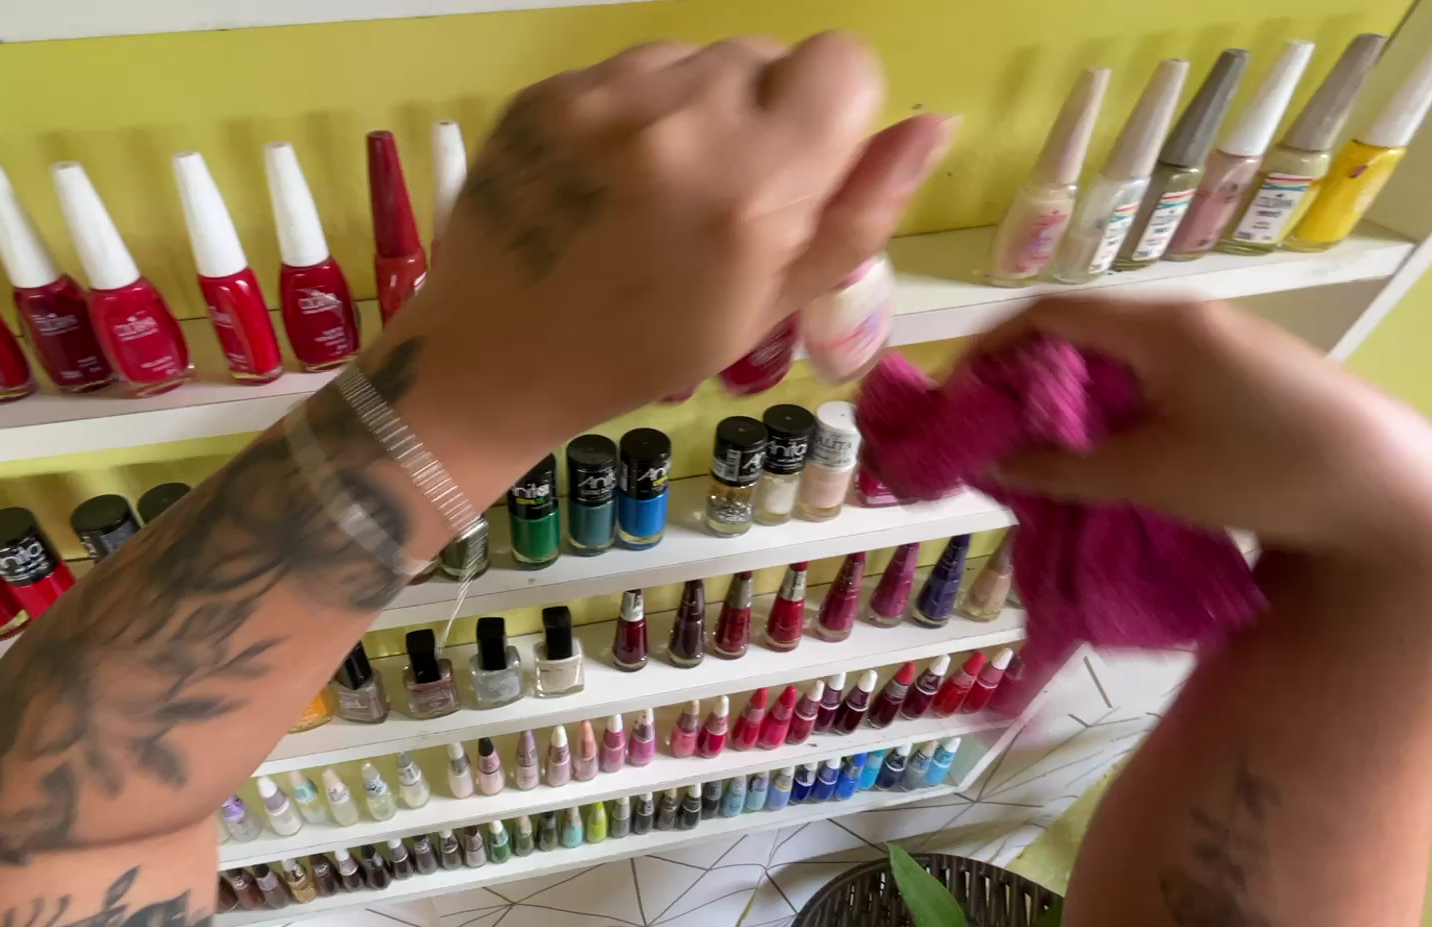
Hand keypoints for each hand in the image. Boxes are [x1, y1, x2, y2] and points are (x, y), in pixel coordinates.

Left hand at [395, 34, 953, 452]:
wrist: (500, 361)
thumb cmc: (637, 355)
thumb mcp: (758, 312)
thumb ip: (852, 222)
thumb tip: (931, 129)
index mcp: (751, 185)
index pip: (845, 67)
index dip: (829, 124)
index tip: (789, 181)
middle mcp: (684, 118)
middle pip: (767, 58)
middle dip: (758, 122)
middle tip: (705, 207)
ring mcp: (605, 98)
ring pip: (695, 61)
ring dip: (694, 114)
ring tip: (646, 200)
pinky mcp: (547, 94)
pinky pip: (625, 75)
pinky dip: (631, 117)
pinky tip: (599, 184)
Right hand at [984, 296, 1431, 562]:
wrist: (1395, 498)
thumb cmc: (1259, 473)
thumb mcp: (1140, 476)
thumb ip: (1052, 468)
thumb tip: (988, 465)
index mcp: (1161, 328)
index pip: (1048, 313)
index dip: (989, 345)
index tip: (956, 391)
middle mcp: (1185, 320)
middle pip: (1074, 330)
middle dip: (1018, 373)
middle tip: (985, 421)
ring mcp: (1214, 343)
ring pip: (1106, 354)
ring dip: (1058, 391)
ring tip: (1028, 436)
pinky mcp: (1231, 371)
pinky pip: (1141, 372)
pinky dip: (1098, 400)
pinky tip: (1090, 439)